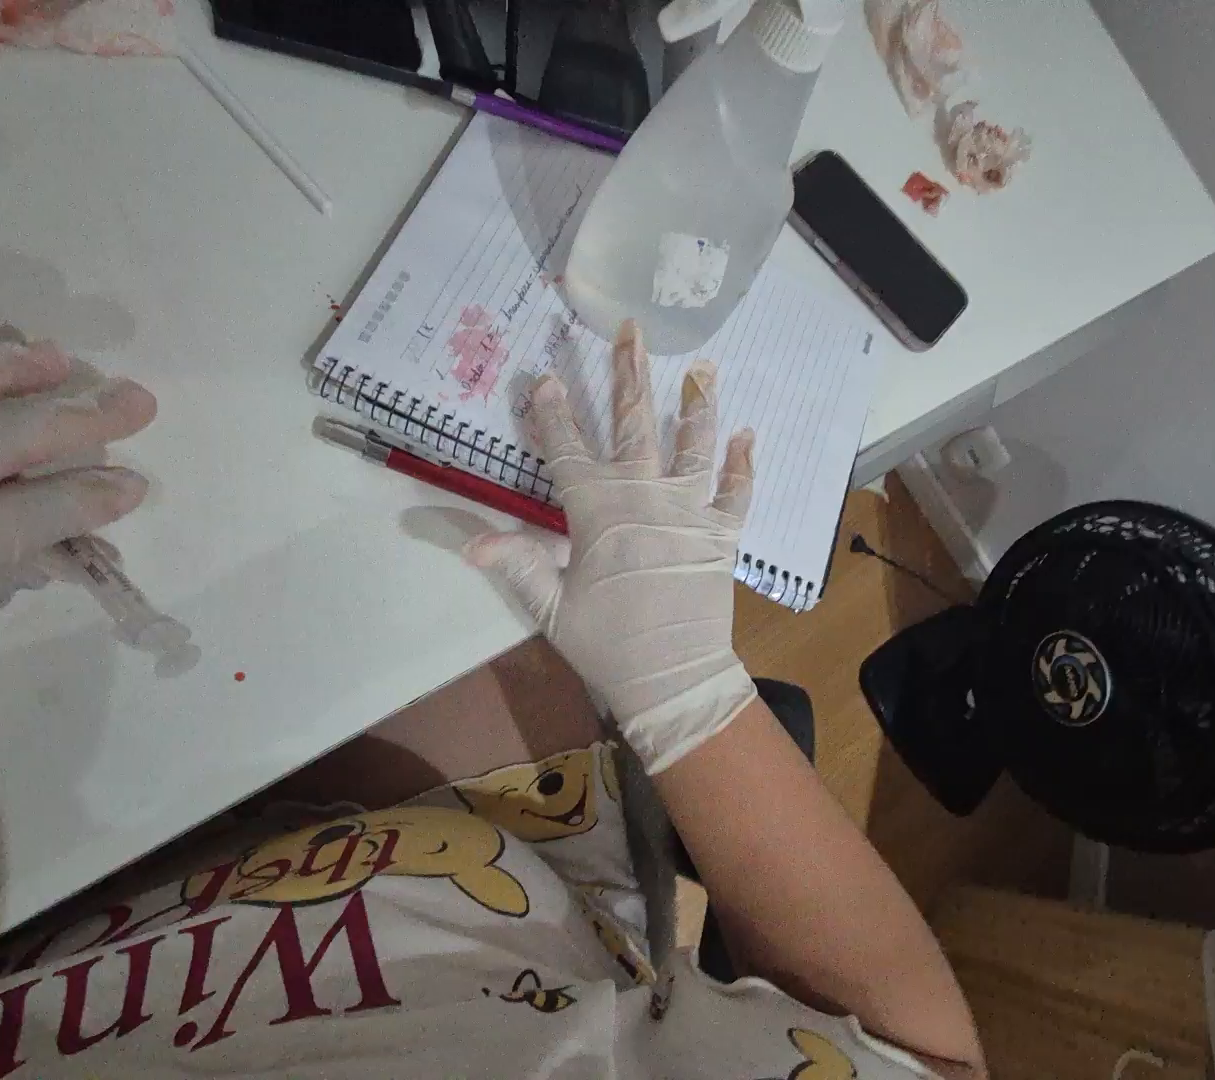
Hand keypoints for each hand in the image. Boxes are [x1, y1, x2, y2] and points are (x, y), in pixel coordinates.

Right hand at [466, 320, 757, 772]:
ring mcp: (691, 512)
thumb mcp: (551, 610)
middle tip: (630, 329)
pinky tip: (748, 434)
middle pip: (634, 426)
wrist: (674, 678)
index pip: (568, 451)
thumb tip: (466, 538)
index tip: (546, 376)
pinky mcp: (723, 533)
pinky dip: (743, 465)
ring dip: (696, 405)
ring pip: (693, 447)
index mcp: (598, 513)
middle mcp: (647, 498)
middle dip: (627, 375)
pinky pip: (737, 493)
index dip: (553, 414)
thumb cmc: (608, 646)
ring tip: (701, 368)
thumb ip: (516, 565)